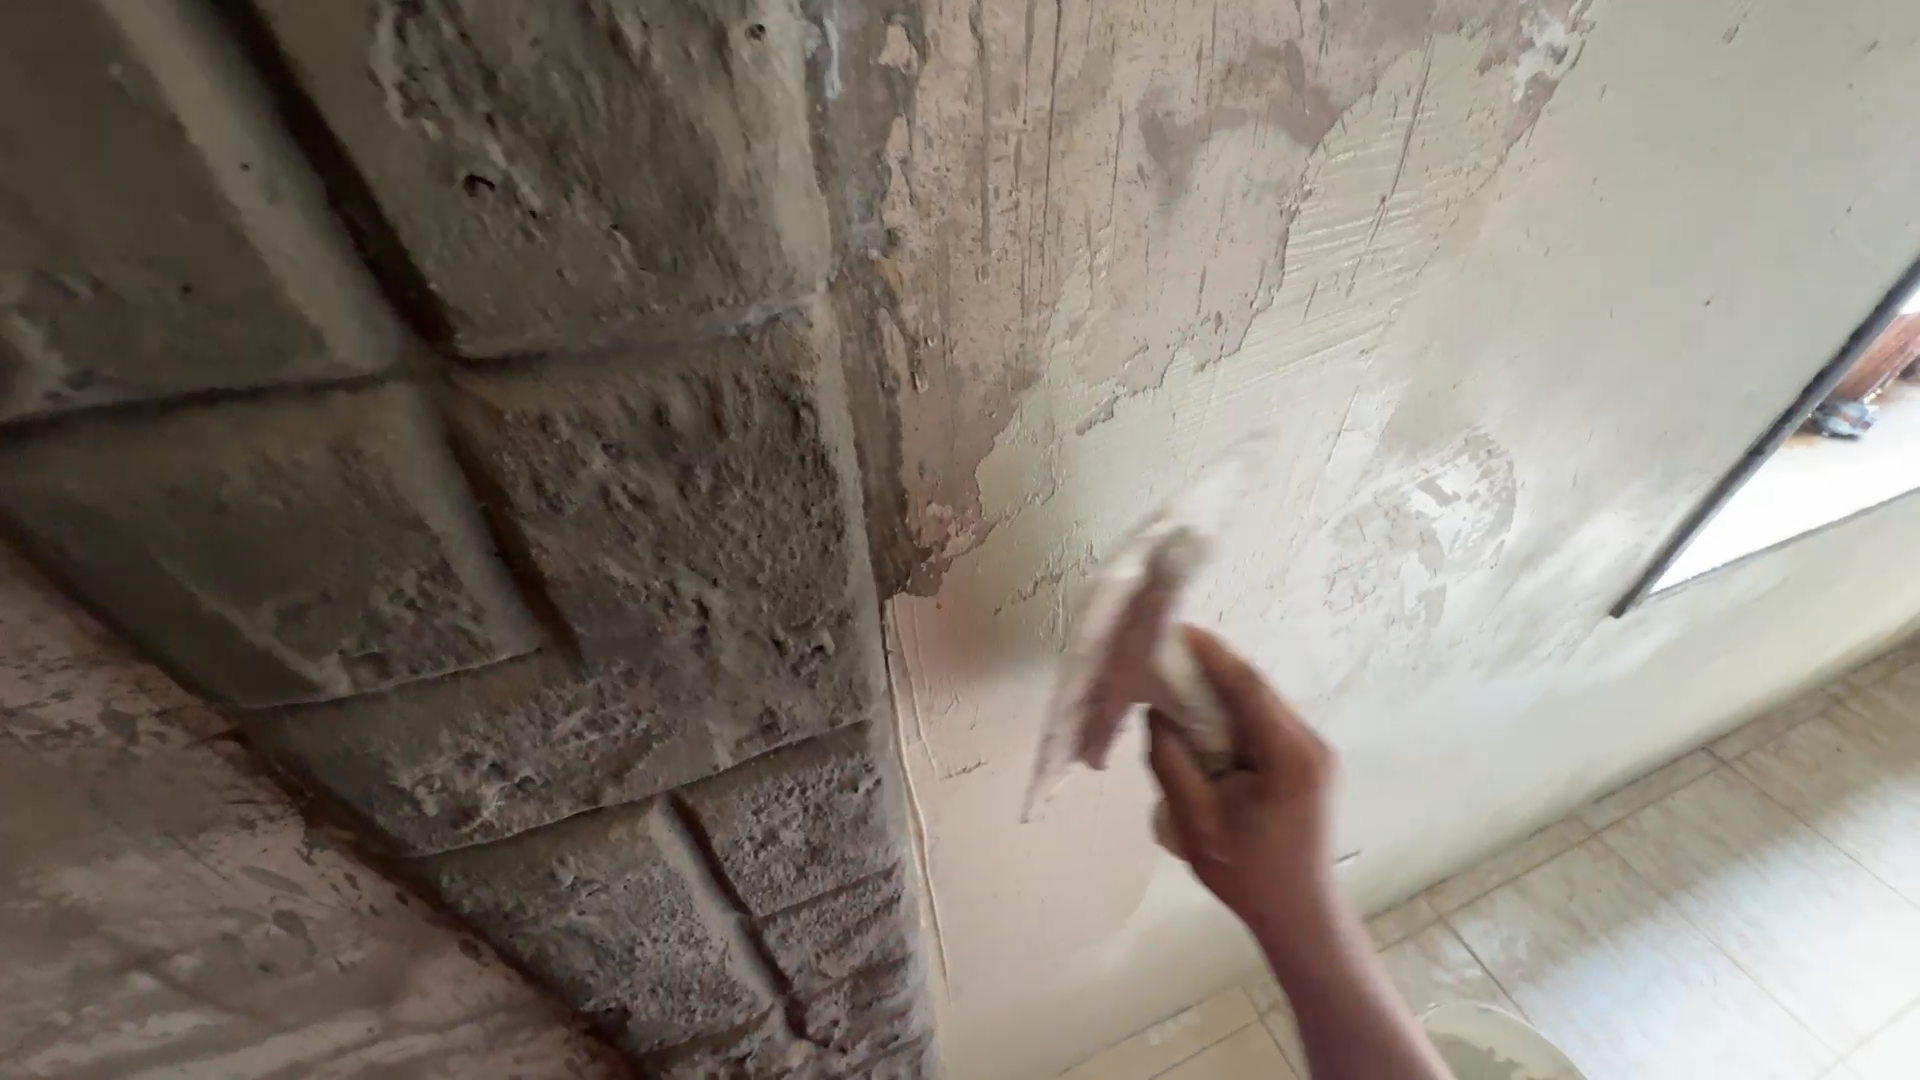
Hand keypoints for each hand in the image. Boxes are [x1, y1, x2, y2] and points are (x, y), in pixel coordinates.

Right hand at [1148, 626, 1338, 942]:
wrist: (1298, 915)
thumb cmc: (1246, 873)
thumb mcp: (1195, 821)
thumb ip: (1171, 760)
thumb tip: (1157, 711)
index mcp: (1290, 756)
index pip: (1247, 686)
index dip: (1209, 654)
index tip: (1173, 631)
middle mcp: (1309, 743)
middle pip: (1253, 688)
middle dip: (1207, 668)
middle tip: (1162, 655)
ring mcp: (1311, 750)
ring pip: (1256, 702)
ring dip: (1216, 689)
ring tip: (1173, 681)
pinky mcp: (1303, 760)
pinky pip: (1259, 720)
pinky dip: (1227, 711)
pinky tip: (1198, 717)